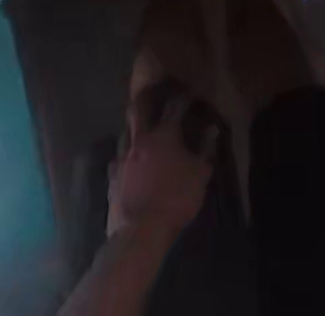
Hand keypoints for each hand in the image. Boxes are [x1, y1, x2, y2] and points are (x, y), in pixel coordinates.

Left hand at [107, 92, 217, 239]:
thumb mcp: (200, 175)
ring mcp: (122, 158)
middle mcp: (140, 139)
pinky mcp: (112, 178)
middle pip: (138, 109)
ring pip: (124, 131)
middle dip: (145, 98)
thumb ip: (206, 149)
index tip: (190, 93)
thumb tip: (212, 129)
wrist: (140, 232)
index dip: (184, 97)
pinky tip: (127, 160)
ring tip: (139, 126)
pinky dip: (123, 154)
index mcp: (164, 134)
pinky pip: (116, 158)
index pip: (175, 106)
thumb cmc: (176, 199)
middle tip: (152, 92)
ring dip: (132, 125)